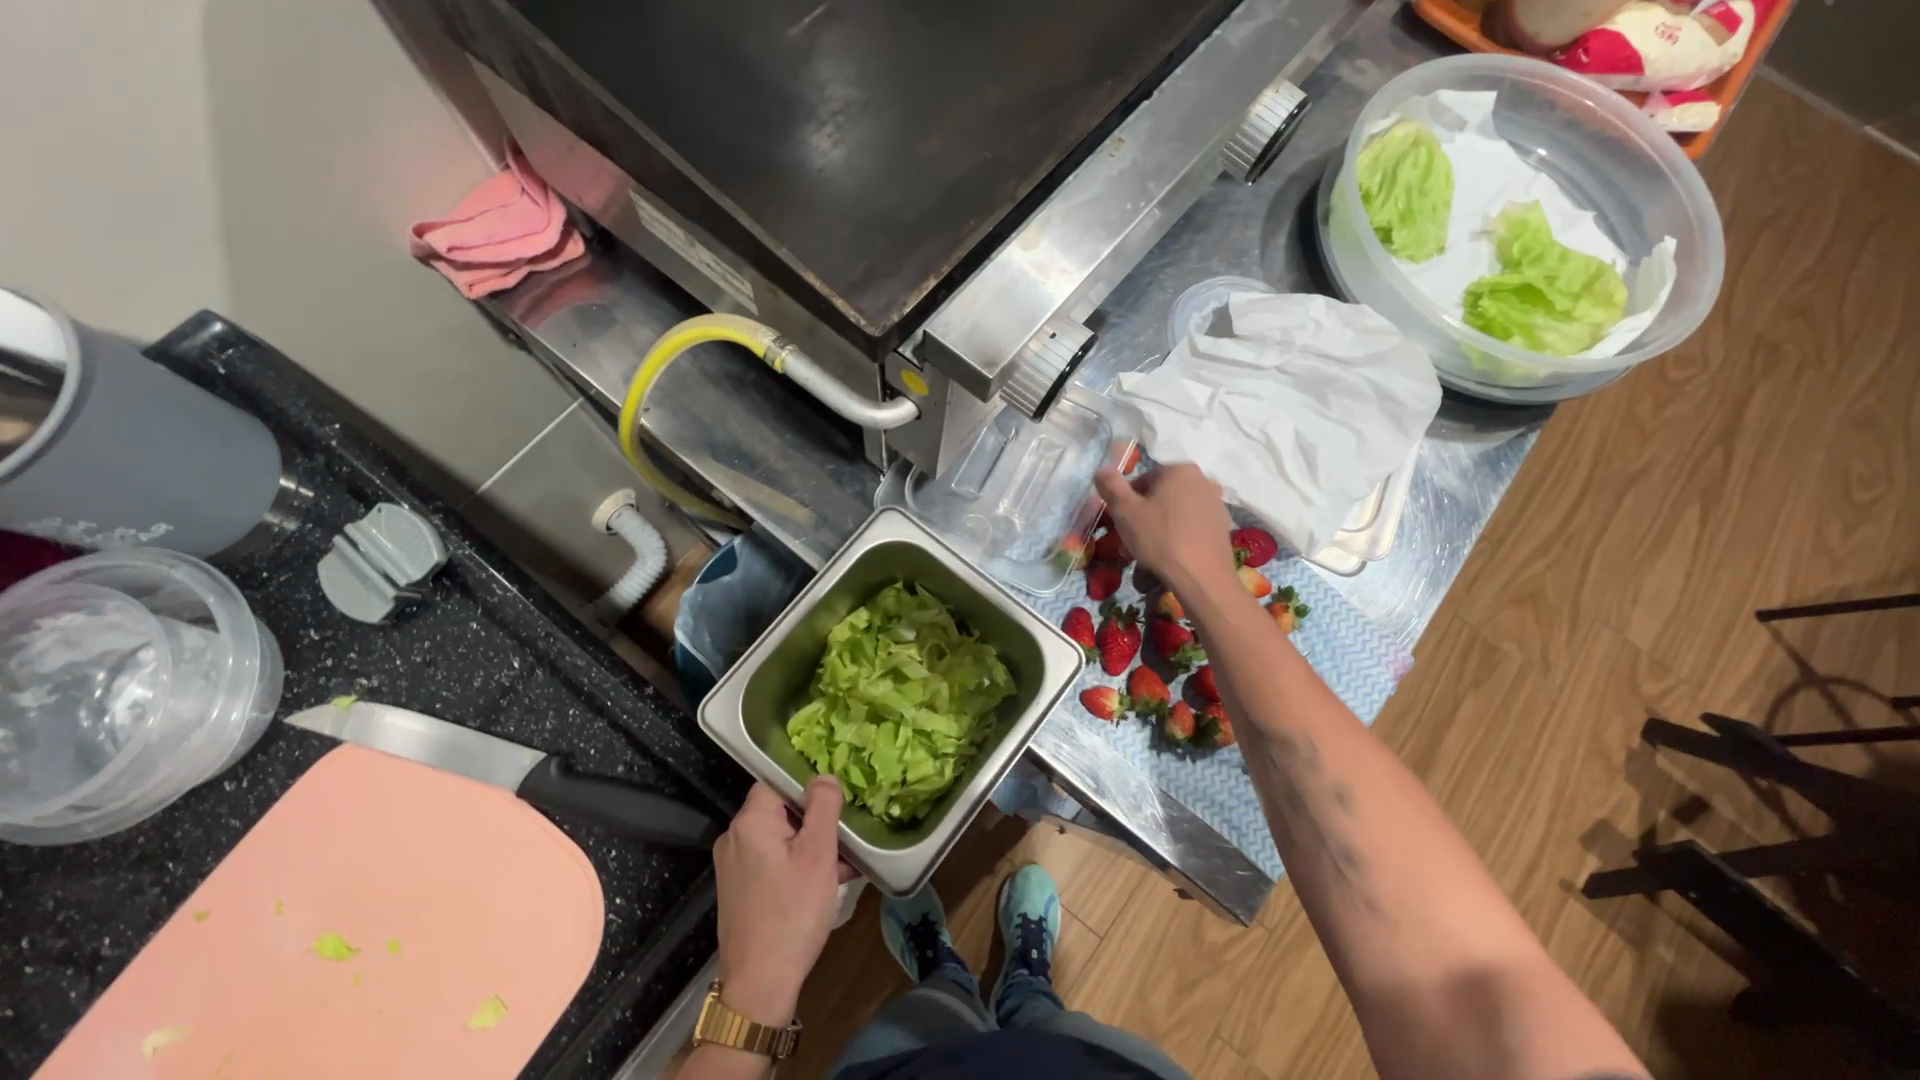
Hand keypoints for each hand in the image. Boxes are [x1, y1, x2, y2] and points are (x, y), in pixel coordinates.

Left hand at [712, 777, 845, 1025]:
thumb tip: (825, 776)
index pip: (777, 783)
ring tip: (845, 867)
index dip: (807, 789)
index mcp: (749, 822)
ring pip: (779, 841)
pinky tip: (825, 886)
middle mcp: (734, 839)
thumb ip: (823, 807)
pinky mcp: (739, 891)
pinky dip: (797, 868)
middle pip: (780, 813)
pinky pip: (772, 865)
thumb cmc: (793, 911)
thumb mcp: (818, 854)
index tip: (835, 806)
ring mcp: (734, 868)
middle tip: (845, 840)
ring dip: (811, 848)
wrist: (761, 982)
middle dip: (815, 823)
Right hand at [1095, 464, 1236, 591]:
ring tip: (1147, 553)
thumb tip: (1102, 470)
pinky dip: (1178, 535)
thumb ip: (1111, 486)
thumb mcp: (1125, 511)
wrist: (1201, 576)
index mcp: (1179, 470)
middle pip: (1160, 496)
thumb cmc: (1160, 538)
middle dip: (1143, 516)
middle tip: (1130, 542)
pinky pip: (1191, 525)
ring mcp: (1216, 503)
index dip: (1126, 503)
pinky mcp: (1222, 526)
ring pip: (1175, 512)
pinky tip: (1169, 556)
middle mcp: (1202, 480)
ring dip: (1158, 527)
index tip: (1121, 524)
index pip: (1142, 481)